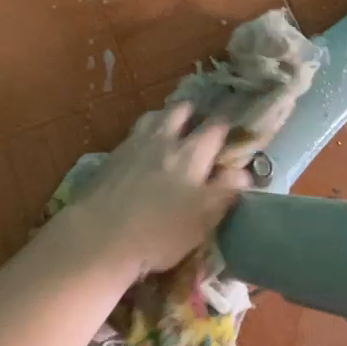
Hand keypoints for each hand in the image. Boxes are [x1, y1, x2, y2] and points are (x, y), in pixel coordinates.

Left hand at [63, 103, 251, 280]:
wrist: (102, 234)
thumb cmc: (160, 231)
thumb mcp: (203, 219)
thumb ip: (225, 192)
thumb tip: (244, 172)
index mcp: (191, 153)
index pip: (214, 128)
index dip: (226, 123)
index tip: (235, 121)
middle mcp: (163, 139)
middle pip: (180, 111)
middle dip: (192, 112)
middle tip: (199, 120)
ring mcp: (135, 143)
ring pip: (154, 116)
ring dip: (166, 117)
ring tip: (171, 126)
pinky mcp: (113, 154)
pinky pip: (134, 132)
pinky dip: (145, 132)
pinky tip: (143, 146)